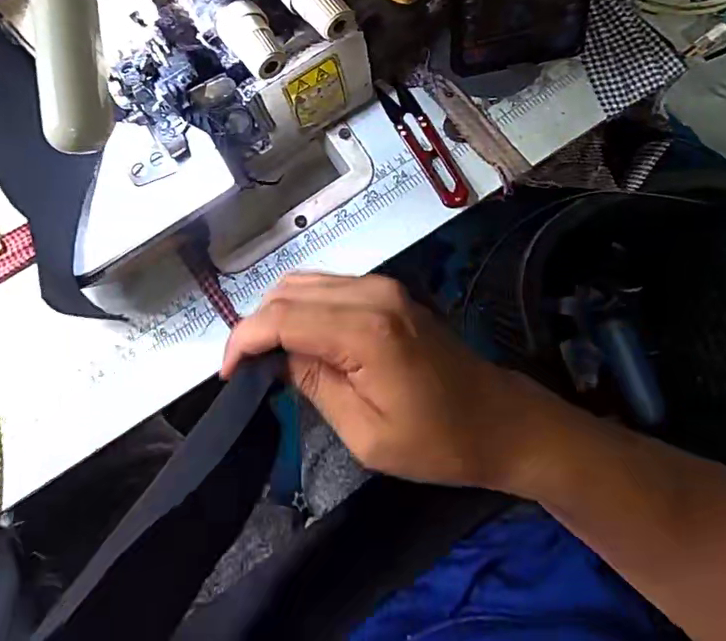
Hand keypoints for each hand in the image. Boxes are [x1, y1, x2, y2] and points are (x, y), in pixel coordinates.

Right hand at [220, 272, 565, 491]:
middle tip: (244, 369)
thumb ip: (314, 385)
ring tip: (267, 356)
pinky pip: (327, 287)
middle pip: (289, 291)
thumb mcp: (366, 433)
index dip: (243, 340)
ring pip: (305, 283)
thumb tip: (273, 357)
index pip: (283, 317)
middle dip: (256, 325)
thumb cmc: (437, 441)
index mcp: (365, 330)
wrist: (500, 421)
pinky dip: (301, 307)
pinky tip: (298, 339)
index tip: (226, 374)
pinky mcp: (386, 290)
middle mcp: (370, 293)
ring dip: (277, 314)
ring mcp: (381, 286)